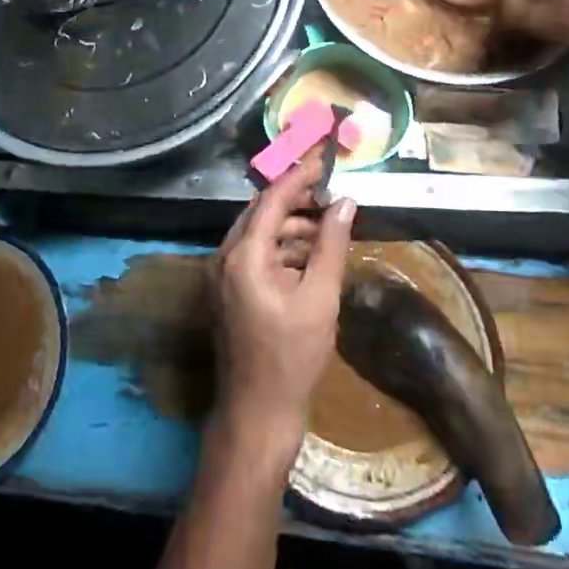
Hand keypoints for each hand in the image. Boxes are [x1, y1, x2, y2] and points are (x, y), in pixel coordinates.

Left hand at [213, 158, 355, 440]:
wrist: (257, 411)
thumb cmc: (292, 356)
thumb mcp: (320, 297)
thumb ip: (331, 245)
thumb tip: (346, 202)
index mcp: (243, 255)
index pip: (272, 199)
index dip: (301, 175)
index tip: (325, 157)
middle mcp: (224, 257)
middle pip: (261, 213)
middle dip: (296, 199)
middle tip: (331, 193)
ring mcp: (222, 276)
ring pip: (258, 234)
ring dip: (291, 226)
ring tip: (327, 226)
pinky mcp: (228, 291)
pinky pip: (254, 255)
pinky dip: (281, 249)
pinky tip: (309, 255)